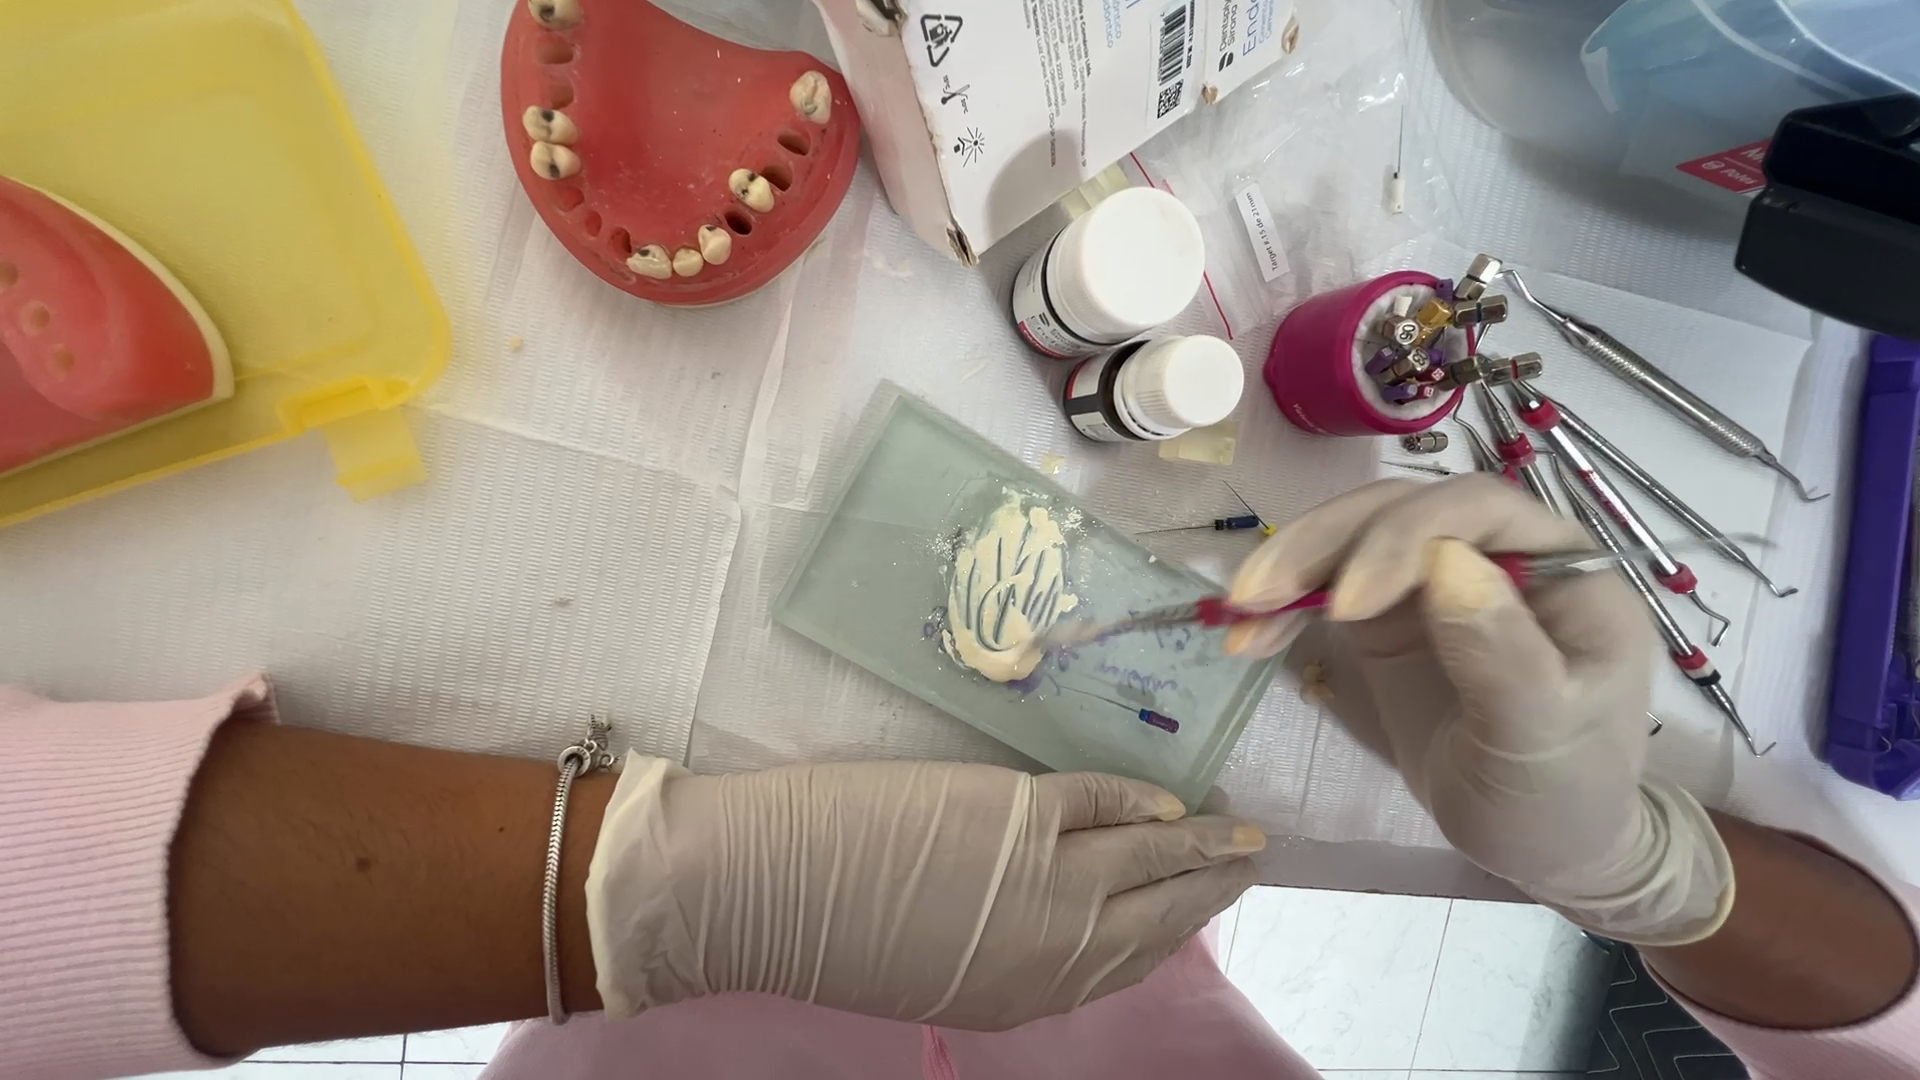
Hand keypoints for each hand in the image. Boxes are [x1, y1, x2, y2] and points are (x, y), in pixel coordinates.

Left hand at [586, 758, 1261, 1029]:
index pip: (1126, 962)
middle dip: (1209, 892)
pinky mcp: (1019, 814)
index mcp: (1026, 992)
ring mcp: (1043, 879)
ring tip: (1239, 833)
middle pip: (1156, 919)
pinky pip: (1101, 806)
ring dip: (1198, 845)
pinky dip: (1140, 803)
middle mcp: (1052, 947)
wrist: (760, 892)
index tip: (1202, 907)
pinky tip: (1169, 803)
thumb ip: (1004, 942)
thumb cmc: (833, 927)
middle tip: (1252, 865)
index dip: (1173, 932)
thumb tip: (1050, 904)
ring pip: (1146, 862)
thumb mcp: (941, 964)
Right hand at [1226, 476, 1731, 945]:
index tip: (1345, 609)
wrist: (1529, 839)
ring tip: (1239, 614)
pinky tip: (1248, 637)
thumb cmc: (1556, 794)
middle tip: (1256, 597)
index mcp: (1558, 569)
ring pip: (1346, 540)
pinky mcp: (1383, 612)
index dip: (1399, 538)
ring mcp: (1429, 582)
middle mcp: (1489, 556)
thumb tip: (1446, 561)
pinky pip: (1321, 585)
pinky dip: (1281, 607)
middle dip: (1318, 547)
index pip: (1471, 509)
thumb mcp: (1539, 736)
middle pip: (1391, 512)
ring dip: (1286, 569)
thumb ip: (1502, 652)